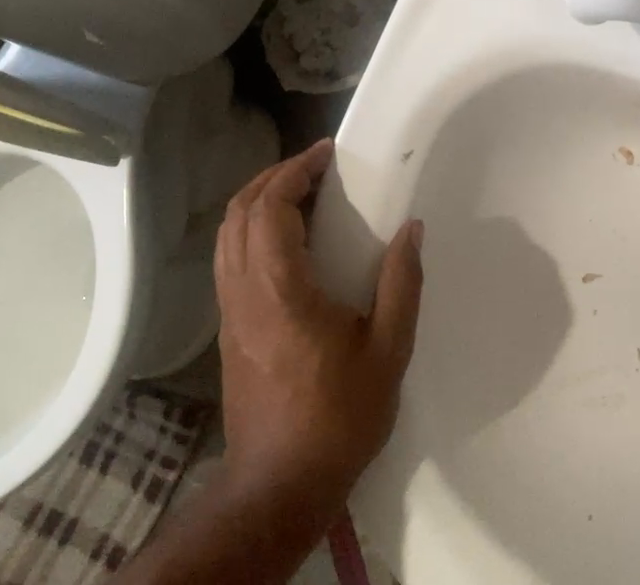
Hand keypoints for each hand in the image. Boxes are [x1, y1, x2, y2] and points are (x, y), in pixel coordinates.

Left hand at [213, 138, 423, 503]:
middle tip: (317, 168)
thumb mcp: (390, 349)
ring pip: (227, 237)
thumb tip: (411, 228)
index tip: (328, 155)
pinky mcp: (230, 332)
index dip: (294, 171)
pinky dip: (254, 232)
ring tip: (304, 196)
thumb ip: (402, 283)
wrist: (280, 483)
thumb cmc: (340, 415)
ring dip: (259, 203)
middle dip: (274, 178)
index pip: (269, 209)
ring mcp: (230, 314)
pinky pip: (231, 261)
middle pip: (238, 214)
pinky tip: (292, 243)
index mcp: (280, 291)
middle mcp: (243, 293)